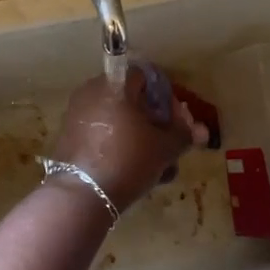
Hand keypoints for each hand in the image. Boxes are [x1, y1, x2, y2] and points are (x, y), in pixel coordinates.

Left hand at [50, 65, 208, 212]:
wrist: (82, 193)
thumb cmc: (129, 161)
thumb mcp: (164, 148)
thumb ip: (184, 133)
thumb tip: (200, 130)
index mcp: (115, 85)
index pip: (144, 76)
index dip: (163, 96)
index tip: (174, 121)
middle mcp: (92, 90)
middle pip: (129, 98)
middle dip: (152, 120)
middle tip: (167, 145)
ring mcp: (77, 111)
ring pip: (117, 118)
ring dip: (138, 136)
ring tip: (155, 167)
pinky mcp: (69, 133)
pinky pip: (101, 131)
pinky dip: (118, 144)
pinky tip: (132, 171)